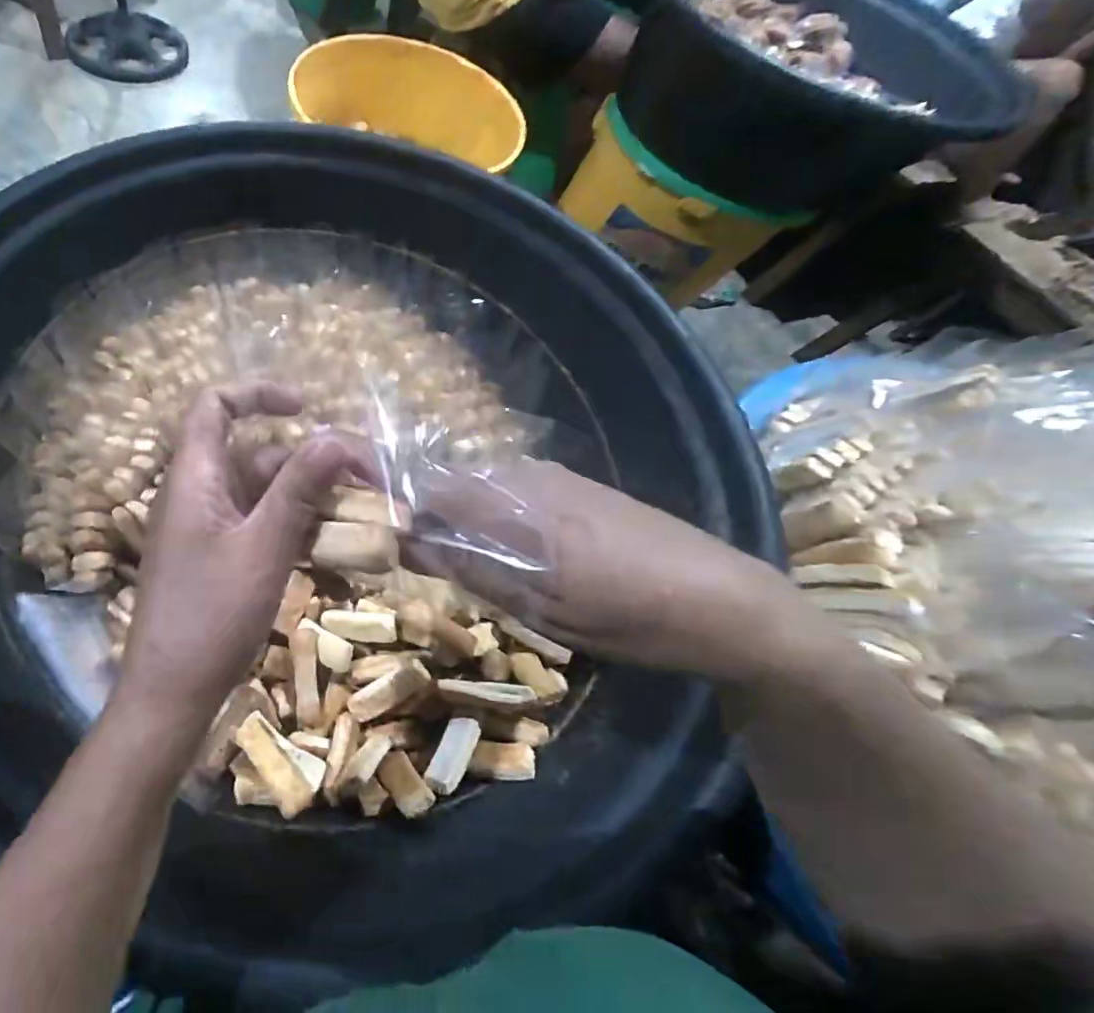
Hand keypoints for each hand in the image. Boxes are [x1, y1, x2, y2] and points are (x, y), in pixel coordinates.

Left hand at [114, 384, 360, 722]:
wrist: (172, 693)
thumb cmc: (212, 615)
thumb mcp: (264, 546)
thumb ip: (299, 488)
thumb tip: (335, 437)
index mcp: (195, 477)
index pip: (214, 406)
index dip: (258, 394)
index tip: (307, 407)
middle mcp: (199, 493)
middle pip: (257, 452)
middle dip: (311, 459)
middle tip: (368, 480)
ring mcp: (210, 528)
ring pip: (266, 491)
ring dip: (312, 496)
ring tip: (363, 513)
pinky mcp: (221, 558)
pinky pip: (262, 524)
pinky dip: (296, 524)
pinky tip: (334, 542)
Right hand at [405, 460, 837, 690]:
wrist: (726, 600)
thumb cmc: (630, 614)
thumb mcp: (543, 607)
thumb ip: (473, 567)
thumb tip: (408, 542)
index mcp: (516, 504)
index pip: (429, 487)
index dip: (390, 500)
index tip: (368, 528)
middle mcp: (529, 478)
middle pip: (449, 483)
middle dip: (421, 514)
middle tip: (409, 558)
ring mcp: (555, 480)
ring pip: (480, 490)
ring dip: (457, 519)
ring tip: (455, 563)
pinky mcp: (576, 489)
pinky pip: (511, 495)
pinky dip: (491, 519)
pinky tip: (506, 553)